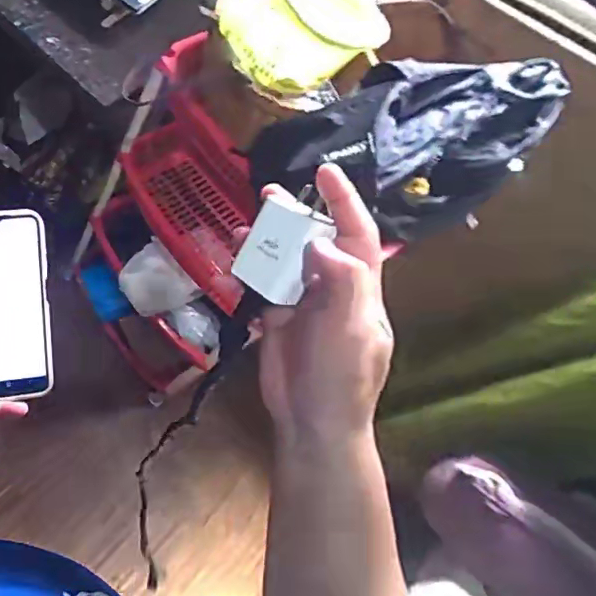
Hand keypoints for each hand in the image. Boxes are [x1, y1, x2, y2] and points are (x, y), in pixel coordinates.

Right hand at [254, 163, 393, 457]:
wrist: (313, 422)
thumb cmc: (342, 379)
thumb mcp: (351, 331)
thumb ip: (342, 284)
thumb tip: (321, 242)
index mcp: (360, 290)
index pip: (357, 236)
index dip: (343, 202)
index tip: (324, 173)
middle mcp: (332, 291)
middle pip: (315, 243)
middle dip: (296, 218)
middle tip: (269, 196)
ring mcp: (303, 305)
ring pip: (285, 263)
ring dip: (267, 244)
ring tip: (245, 228)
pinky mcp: (277, 321)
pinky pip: (263, 288)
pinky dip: (250, 273)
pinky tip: (235, 262)